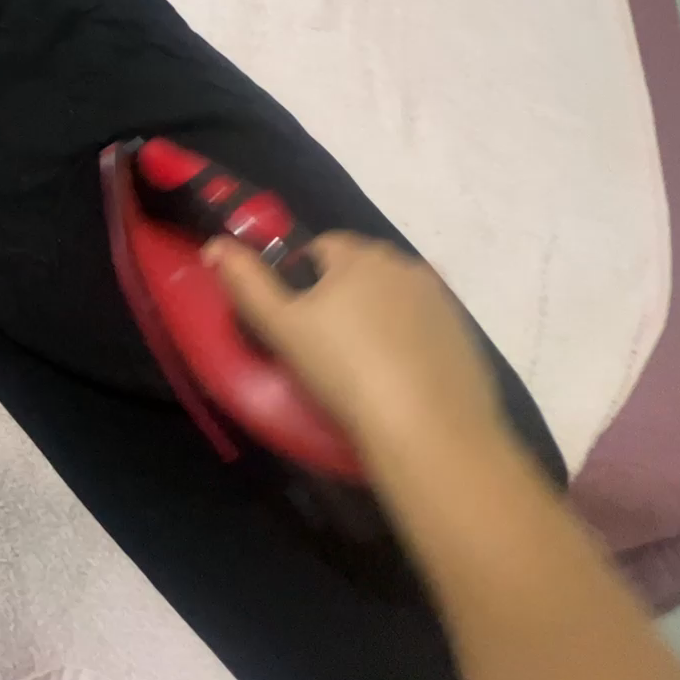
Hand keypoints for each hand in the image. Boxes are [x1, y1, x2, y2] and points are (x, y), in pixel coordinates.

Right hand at [202, 231, 508, 461]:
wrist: (430, 434)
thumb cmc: (344, 370)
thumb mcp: (278, 326)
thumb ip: (244, 281)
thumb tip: (214, 245)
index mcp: (360, 256)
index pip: (320, 246)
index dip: (297, 276)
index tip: (290, 317)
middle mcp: (406, 266)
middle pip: (357, 269)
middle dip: (335, 293)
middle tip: (316, 341)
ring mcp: (442, 302)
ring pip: (390, 297)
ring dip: (371, 315)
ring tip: (354, 363)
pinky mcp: (464, 338)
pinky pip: (420, 326)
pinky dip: (403, 341)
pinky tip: (391, 378)